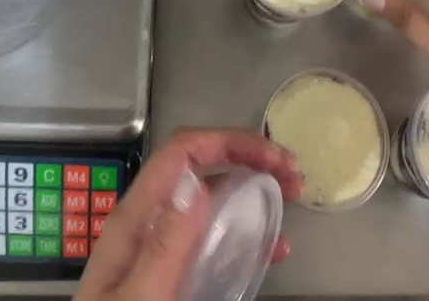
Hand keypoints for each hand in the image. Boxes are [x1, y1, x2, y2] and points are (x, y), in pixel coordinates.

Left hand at [74, 128, 302, 300]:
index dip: (231, 142)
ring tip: (289, 199)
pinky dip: (245, 229)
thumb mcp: (140, 297)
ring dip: (251, 188)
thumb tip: (195, 182)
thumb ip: (164, 244)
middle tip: (293, 176)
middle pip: (200, 166)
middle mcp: (147, 220)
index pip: (183, 152)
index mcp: (135, 216)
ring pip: (209, 197)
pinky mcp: (169, 270)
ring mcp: (158, 244)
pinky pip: (211, 235)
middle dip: (248, 158)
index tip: (275, 160)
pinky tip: (272, 246)